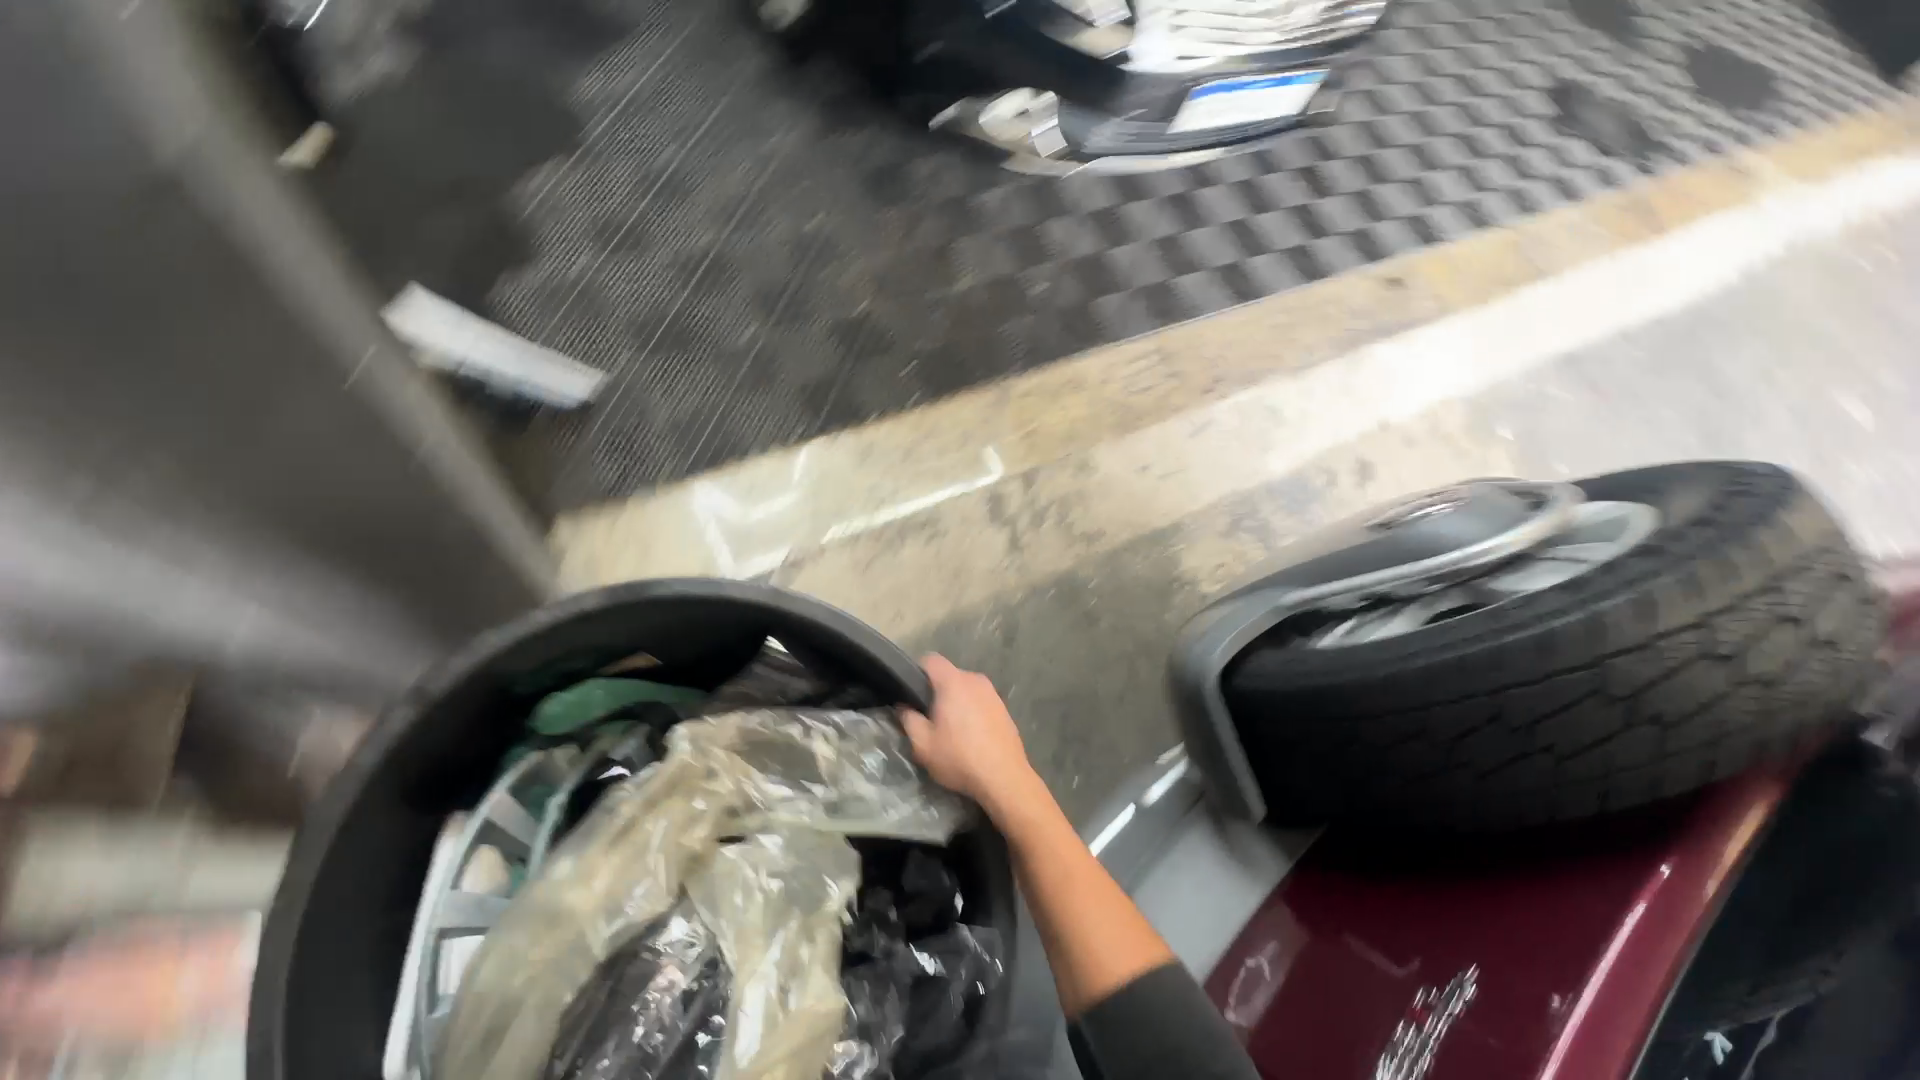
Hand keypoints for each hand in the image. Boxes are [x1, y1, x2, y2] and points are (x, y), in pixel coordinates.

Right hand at [901, 654, 1042, 814]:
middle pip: (949, 675)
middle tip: (927, 717)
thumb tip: (903, 705)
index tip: (910, 693)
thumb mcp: (923, 744)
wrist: (1004, 778)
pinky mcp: (1004, 709)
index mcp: (954, 682)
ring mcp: (993, 694)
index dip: (916, 672)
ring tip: (949, 730)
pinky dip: (971, 711)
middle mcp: (976, 680)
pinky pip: (980, 701)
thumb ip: (908, 719)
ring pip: (965, 689)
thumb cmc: (959, 758)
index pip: (931, 660)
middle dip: (936, 691)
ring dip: (955, 702)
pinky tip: (970, 736)